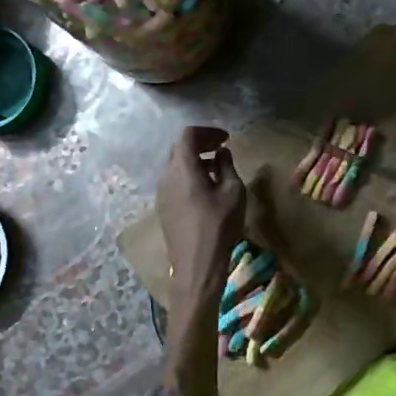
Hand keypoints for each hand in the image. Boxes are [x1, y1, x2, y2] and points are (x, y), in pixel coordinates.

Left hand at [158, 127, 245, 298]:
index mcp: (183, 167)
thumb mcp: (233, 191)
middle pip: (179, 149)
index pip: (188, 135)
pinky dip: (188, 176)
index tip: (226, 139)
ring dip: (194, 161)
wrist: (197, 263)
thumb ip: (227, 166)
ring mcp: (162, 193)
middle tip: (221, 150)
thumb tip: (221, 153)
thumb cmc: (219, 224)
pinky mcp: (163, 208)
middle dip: (200, 144)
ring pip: (175, 166)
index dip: (208, 132)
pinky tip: (205, 190)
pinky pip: (174, 182)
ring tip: (216, 170)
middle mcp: (167, 176)